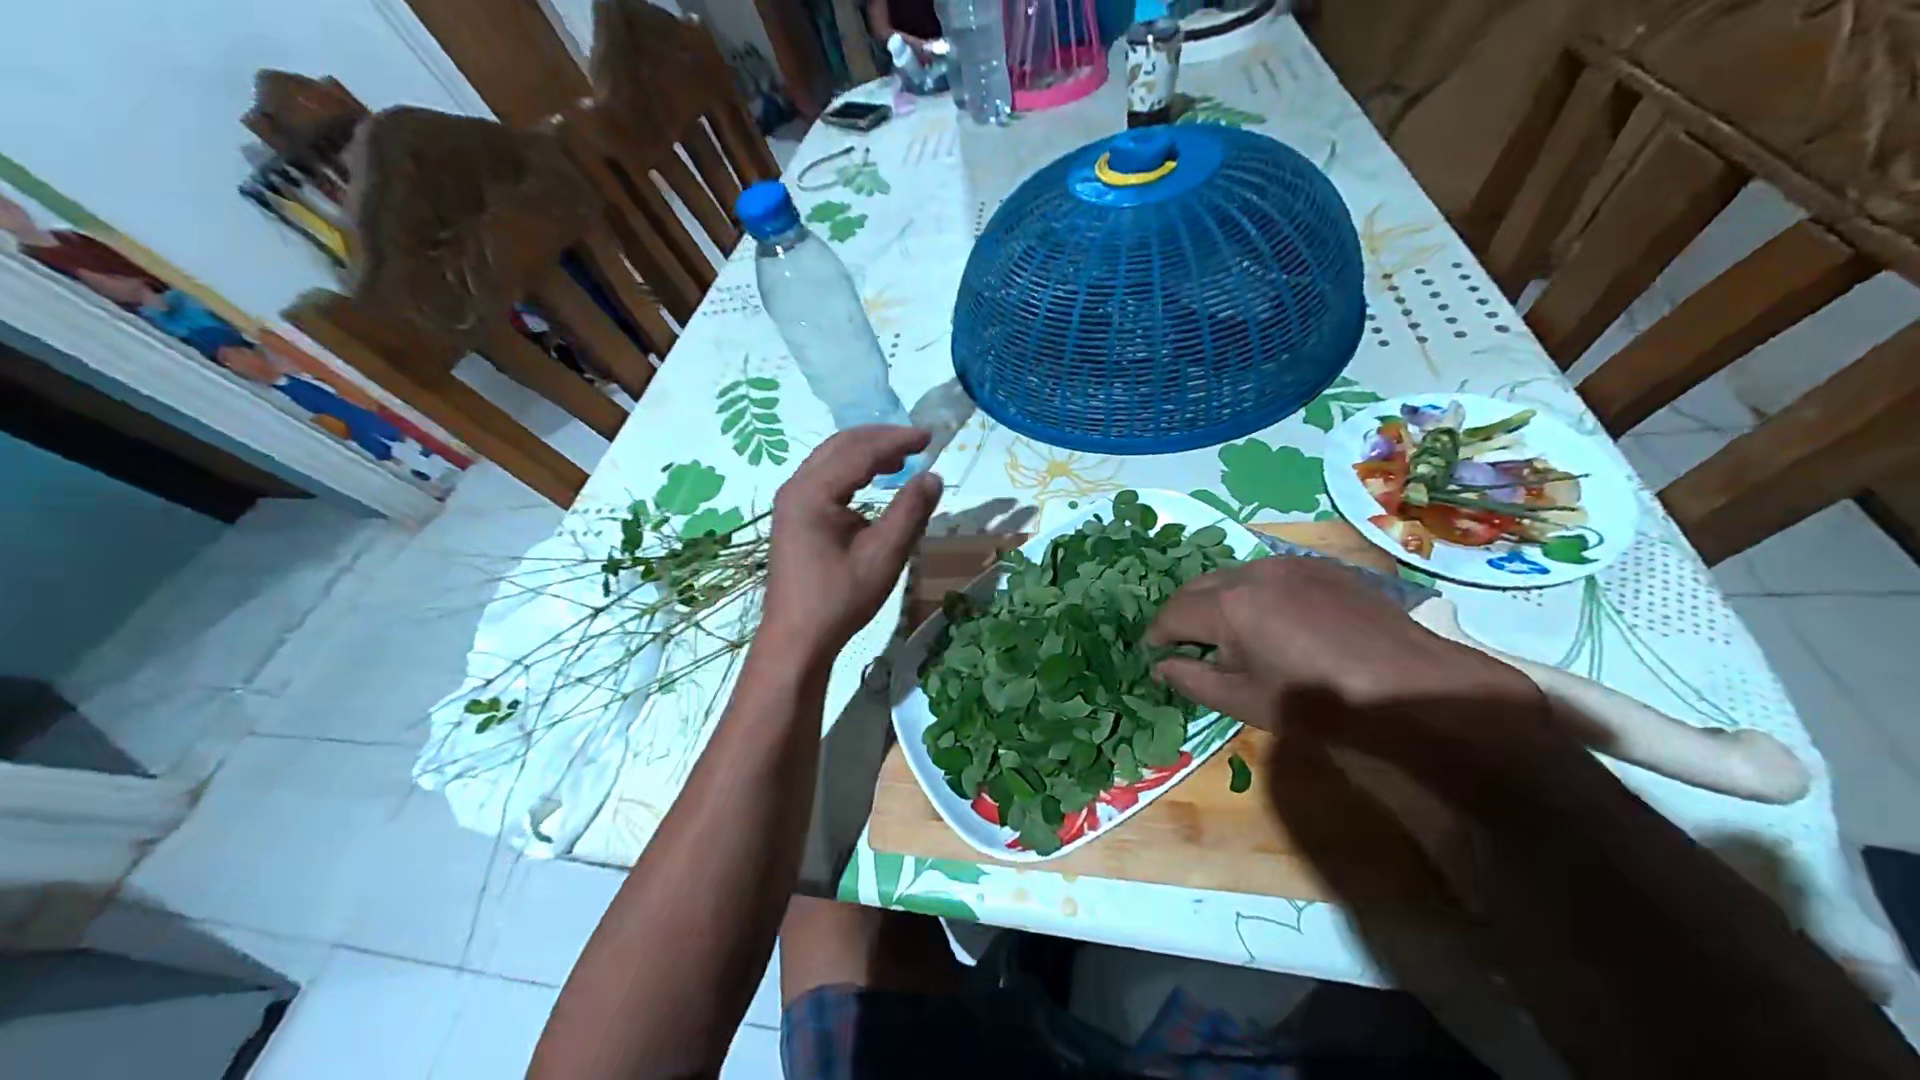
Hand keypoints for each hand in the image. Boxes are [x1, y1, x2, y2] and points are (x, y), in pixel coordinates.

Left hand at [761, 427, 941, 657]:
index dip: (897, 440)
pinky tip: (874, 480)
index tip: (929, 437)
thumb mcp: (884, 555)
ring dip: (867, 453)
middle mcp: (796, 487)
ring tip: (902, 459)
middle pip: (841, 446)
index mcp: (813, 492)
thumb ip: (910, 511)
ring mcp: (791, 501)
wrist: (797, 638)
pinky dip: (853, 470)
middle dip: (881, 439)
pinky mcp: (794, 516)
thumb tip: (934, 476)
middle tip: (918, 442)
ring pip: (831, 459)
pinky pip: (825, 476)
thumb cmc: (840, 598)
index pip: (860, 451)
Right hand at [1146, 556, 1542, 731]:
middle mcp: (1252, 573)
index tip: (1153, 653)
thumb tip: (1161, 666)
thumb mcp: (1243, 701)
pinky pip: (1268, 573)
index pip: (1172, 614)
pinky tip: (1269, 617)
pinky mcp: (1321, 566)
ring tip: (1225, 630)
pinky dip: (1252, 591)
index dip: (1157, 635)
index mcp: (1228, 605)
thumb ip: (1192, 679)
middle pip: (1198, 587)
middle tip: (1183, 643)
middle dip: (1183, 613)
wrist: (1409, 687)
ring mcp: (1289, 564)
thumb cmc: (1319, 703)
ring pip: (1232, 575)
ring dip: (1216, 598)